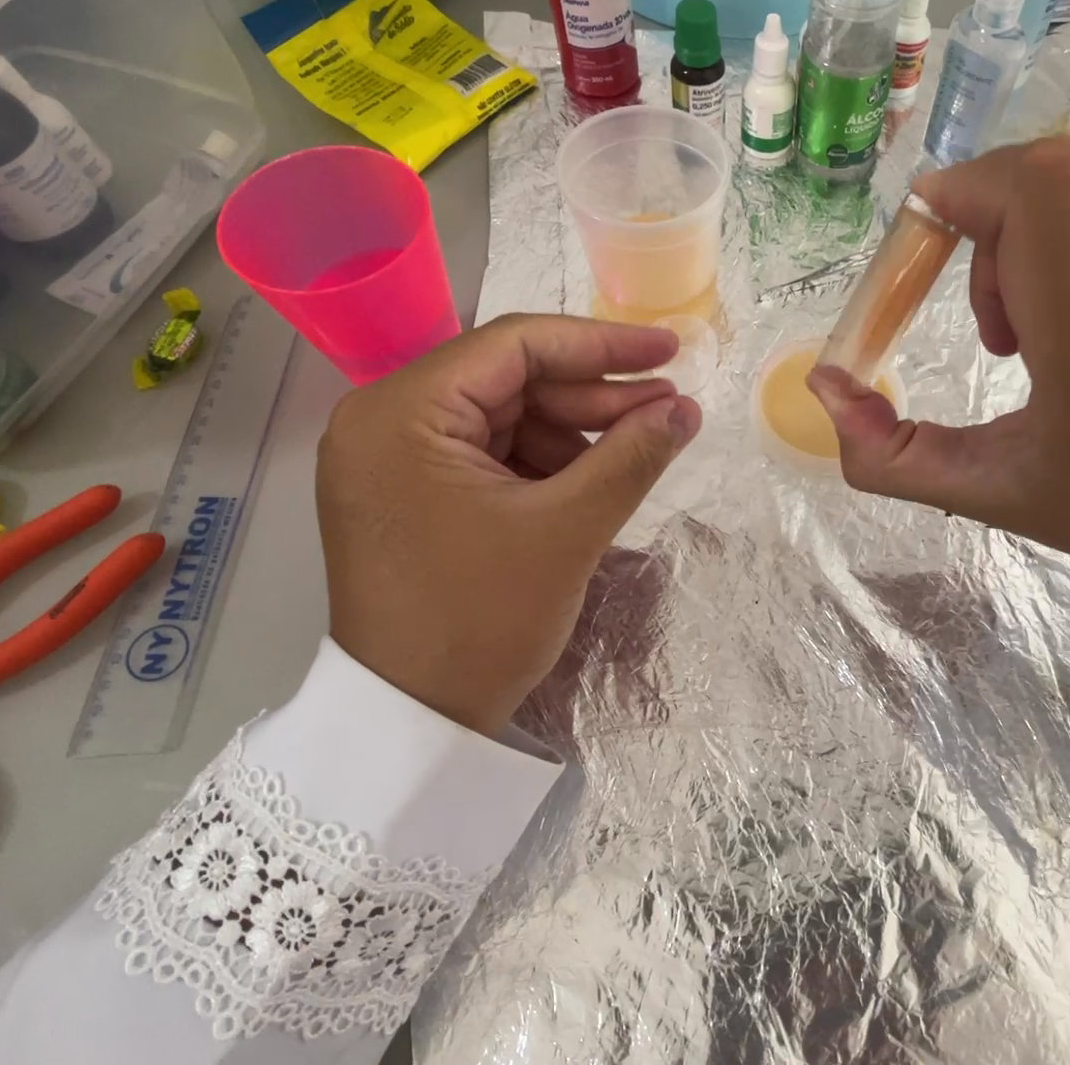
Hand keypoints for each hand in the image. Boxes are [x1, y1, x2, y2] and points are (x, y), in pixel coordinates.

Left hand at [316, 314, 700, 736]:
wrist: (413, 722)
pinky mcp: (406, 496)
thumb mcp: (567, 531)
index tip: (670, 352)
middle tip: (667, 412)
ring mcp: (390, 460)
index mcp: (401, 412)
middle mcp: (382, 421)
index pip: (514, 345)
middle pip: (508, 382)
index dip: (602, 345)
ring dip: (572, 435)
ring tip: (637, 456)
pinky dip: (540, 466)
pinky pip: (485, 457)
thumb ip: (631, 457)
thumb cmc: (482, 622)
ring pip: (502, 420)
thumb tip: (686, 407)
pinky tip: (590, 485)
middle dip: (593, 398)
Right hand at [807, 137, 1069, 562]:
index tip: (938, 231)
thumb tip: (823, 383)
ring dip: (1056, 229)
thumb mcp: (987, 492)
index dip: (974, 188)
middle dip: (1002, 224)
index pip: (1045, 199)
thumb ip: (887, 453)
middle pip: (1062, 176)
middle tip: (1004, 315)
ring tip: (1064, 316)